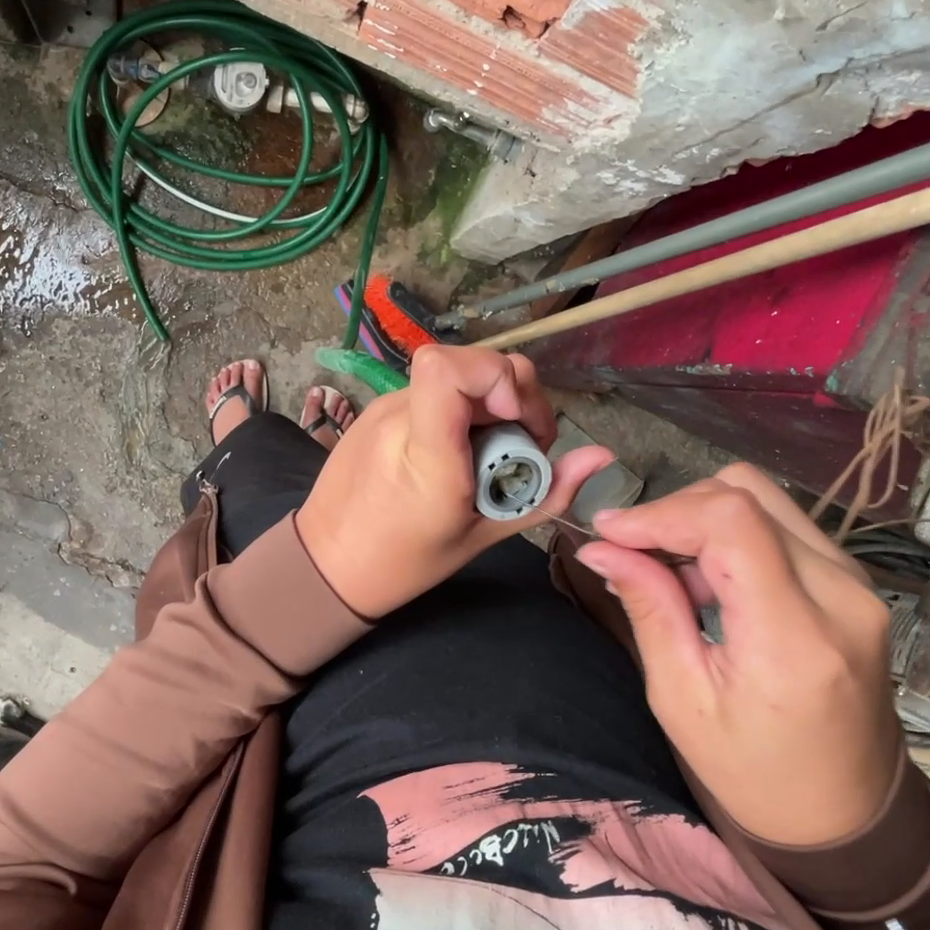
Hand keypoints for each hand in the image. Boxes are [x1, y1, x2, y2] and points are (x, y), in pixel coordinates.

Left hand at [295, 346, 615, 618]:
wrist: (327, 566)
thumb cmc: (406, 562)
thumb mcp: (483, 534)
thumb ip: (544, 493)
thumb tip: (601, 457)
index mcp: (424, 454)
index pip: (447, 368)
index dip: (496, 377)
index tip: (516, 421)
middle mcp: (398, 418)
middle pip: (469, 363)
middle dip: (513, 393)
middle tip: (525, 442)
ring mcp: (381, 410)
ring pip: (453, 375)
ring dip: (488, 403)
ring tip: (495, 451)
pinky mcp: (374, 412)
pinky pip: (430, 392)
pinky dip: (459, 410)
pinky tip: (462, 450)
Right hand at [574, 464, 902, 846]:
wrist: (841, 812)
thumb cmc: (750, 770)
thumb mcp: (681, 698)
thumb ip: (649, 609)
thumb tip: (600, 548)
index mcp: (792, 636)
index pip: (730, 522)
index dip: (661, 513)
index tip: (609, 533)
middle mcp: (840, 595)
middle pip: (746, 495)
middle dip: (675, 510)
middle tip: (631, 551)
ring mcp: (857, 585)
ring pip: (766, 501)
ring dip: (703, 521)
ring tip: (669, 571)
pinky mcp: (855, 585)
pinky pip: (785, 527)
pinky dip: (732, 536)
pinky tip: (708, 581)